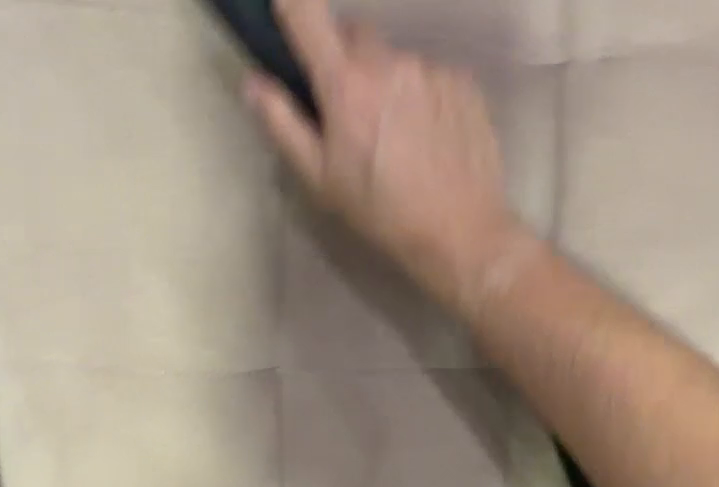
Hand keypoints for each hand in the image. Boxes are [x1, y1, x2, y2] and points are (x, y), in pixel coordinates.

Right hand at [245, 0, 530, 311]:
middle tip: (351, 112)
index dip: (291, 6)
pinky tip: (428, 138)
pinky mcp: (464, 83)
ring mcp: (432, 69)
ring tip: (398, 135)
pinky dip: (422, 97)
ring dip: (388, 83)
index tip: (289, 17)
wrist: (460, 232)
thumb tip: (253, 82)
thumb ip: (282, 124)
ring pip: (396, 60)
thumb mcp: (321, 179)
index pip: (306, 12)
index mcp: (347, 83)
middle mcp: (390, 62)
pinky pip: (431, 76)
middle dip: (345, 62)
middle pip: (355, 34)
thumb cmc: (382, 212)